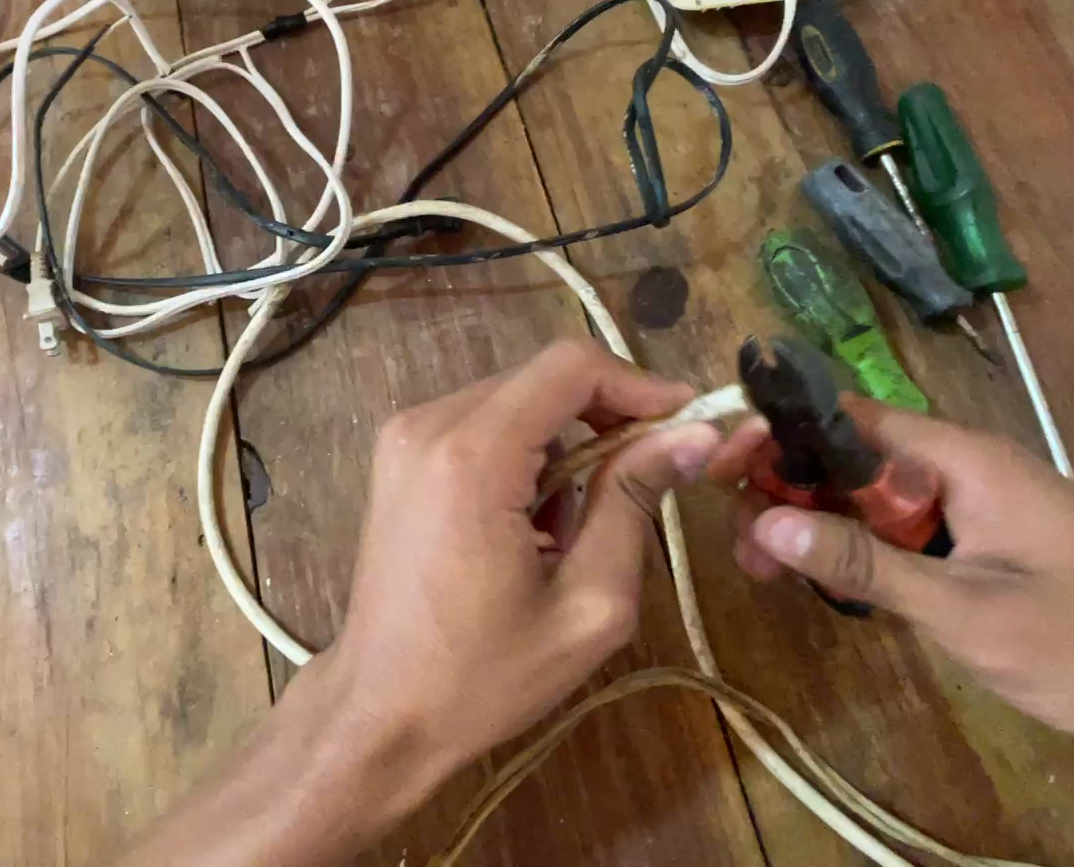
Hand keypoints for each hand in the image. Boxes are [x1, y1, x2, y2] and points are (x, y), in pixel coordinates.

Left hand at [300, 340, 721, 805]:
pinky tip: (523, 521)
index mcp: (472, 456)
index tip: (682, 421)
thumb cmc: (484, 675)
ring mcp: (403, 435)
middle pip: (539, 379)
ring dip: (559, 444)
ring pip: (512, 399)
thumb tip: (693, 435)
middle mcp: (427, 424)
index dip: (634, 382)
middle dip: (602, 416)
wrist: (381, 707)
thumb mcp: (588, 603)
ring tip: (566, 527)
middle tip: (642, 478)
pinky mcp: (396, 453)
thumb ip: (635, 502)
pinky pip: (478, 423)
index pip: (568, 366)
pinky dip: (518, 453)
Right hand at [709, 397, 1073, 765]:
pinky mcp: (976, 540)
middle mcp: (956, 467)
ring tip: (763, 566)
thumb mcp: (972, 612)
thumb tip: (763, 521)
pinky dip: (849, 547)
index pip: (841, 418)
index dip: (772, 433)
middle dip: (780, 488)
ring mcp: (968, 505)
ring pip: (864, 496)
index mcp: (958, 458)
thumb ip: (863, 563)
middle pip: (843, 457)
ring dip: (810, 523)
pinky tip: (819, 576)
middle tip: (735, 538)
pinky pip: (894, 528)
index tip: (716, 468)